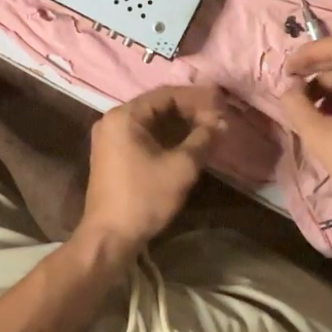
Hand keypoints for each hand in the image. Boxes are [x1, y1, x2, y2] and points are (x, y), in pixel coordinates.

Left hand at [79, 84, 229, 256]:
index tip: (221, 104)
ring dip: (180, 125)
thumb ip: (203, 139)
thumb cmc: (144, 198)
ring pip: (152, 122)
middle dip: (190, 111)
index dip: (196, 98)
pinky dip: (167, 138)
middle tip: (218, 118)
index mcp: (124, 116)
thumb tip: (221, 123)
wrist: (109, 237)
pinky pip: (144, 136)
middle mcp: (113, 120)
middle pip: (158, 106)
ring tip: (209, 130)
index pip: (166, 94)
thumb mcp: (180, 167)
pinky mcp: (114, 155)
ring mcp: (111, 139)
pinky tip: (189, 145)